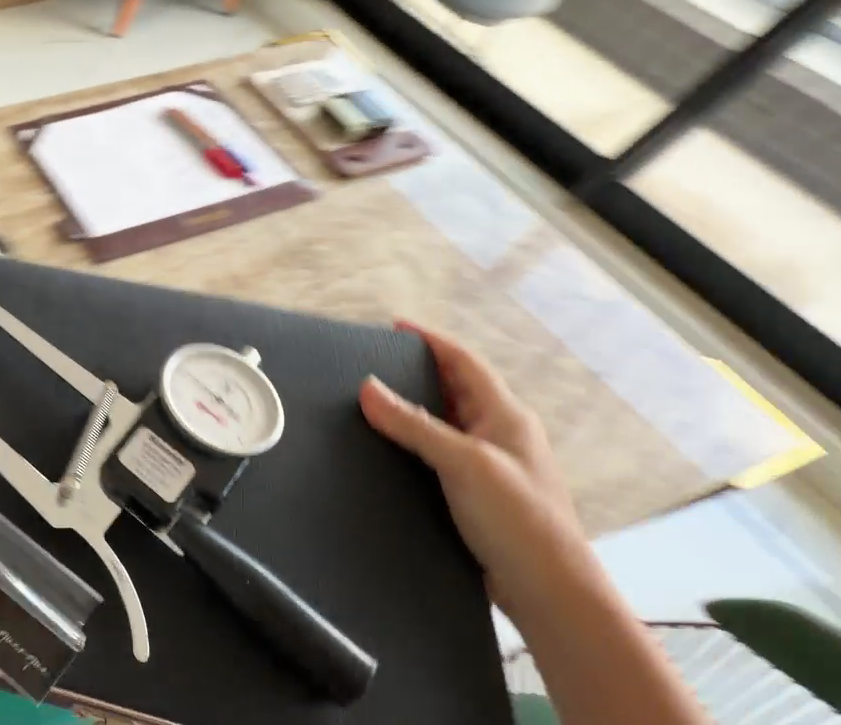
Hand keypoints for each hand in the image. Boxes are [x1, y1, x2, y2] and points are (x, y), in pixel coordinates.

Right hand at [359, 322, 595, 613]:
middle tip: (374, 362)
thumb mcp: (464, 463)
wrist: (551, 592)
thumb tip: (366, 387)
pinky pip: (440, 452)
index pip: (466, 363)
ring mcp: (491, 465)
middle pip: (456, 389)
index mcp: (505, 416)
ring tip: (372, 401)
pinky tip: (389, 449)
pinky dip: (414, 441)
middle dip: (418, 371)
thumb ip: (414, 424)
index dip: (432, 341)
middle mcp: (500, 434)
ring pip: (446, 422)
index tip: (395, 326)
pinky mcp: (478, 493)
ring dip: (414, 408)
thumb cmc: (518, 518)